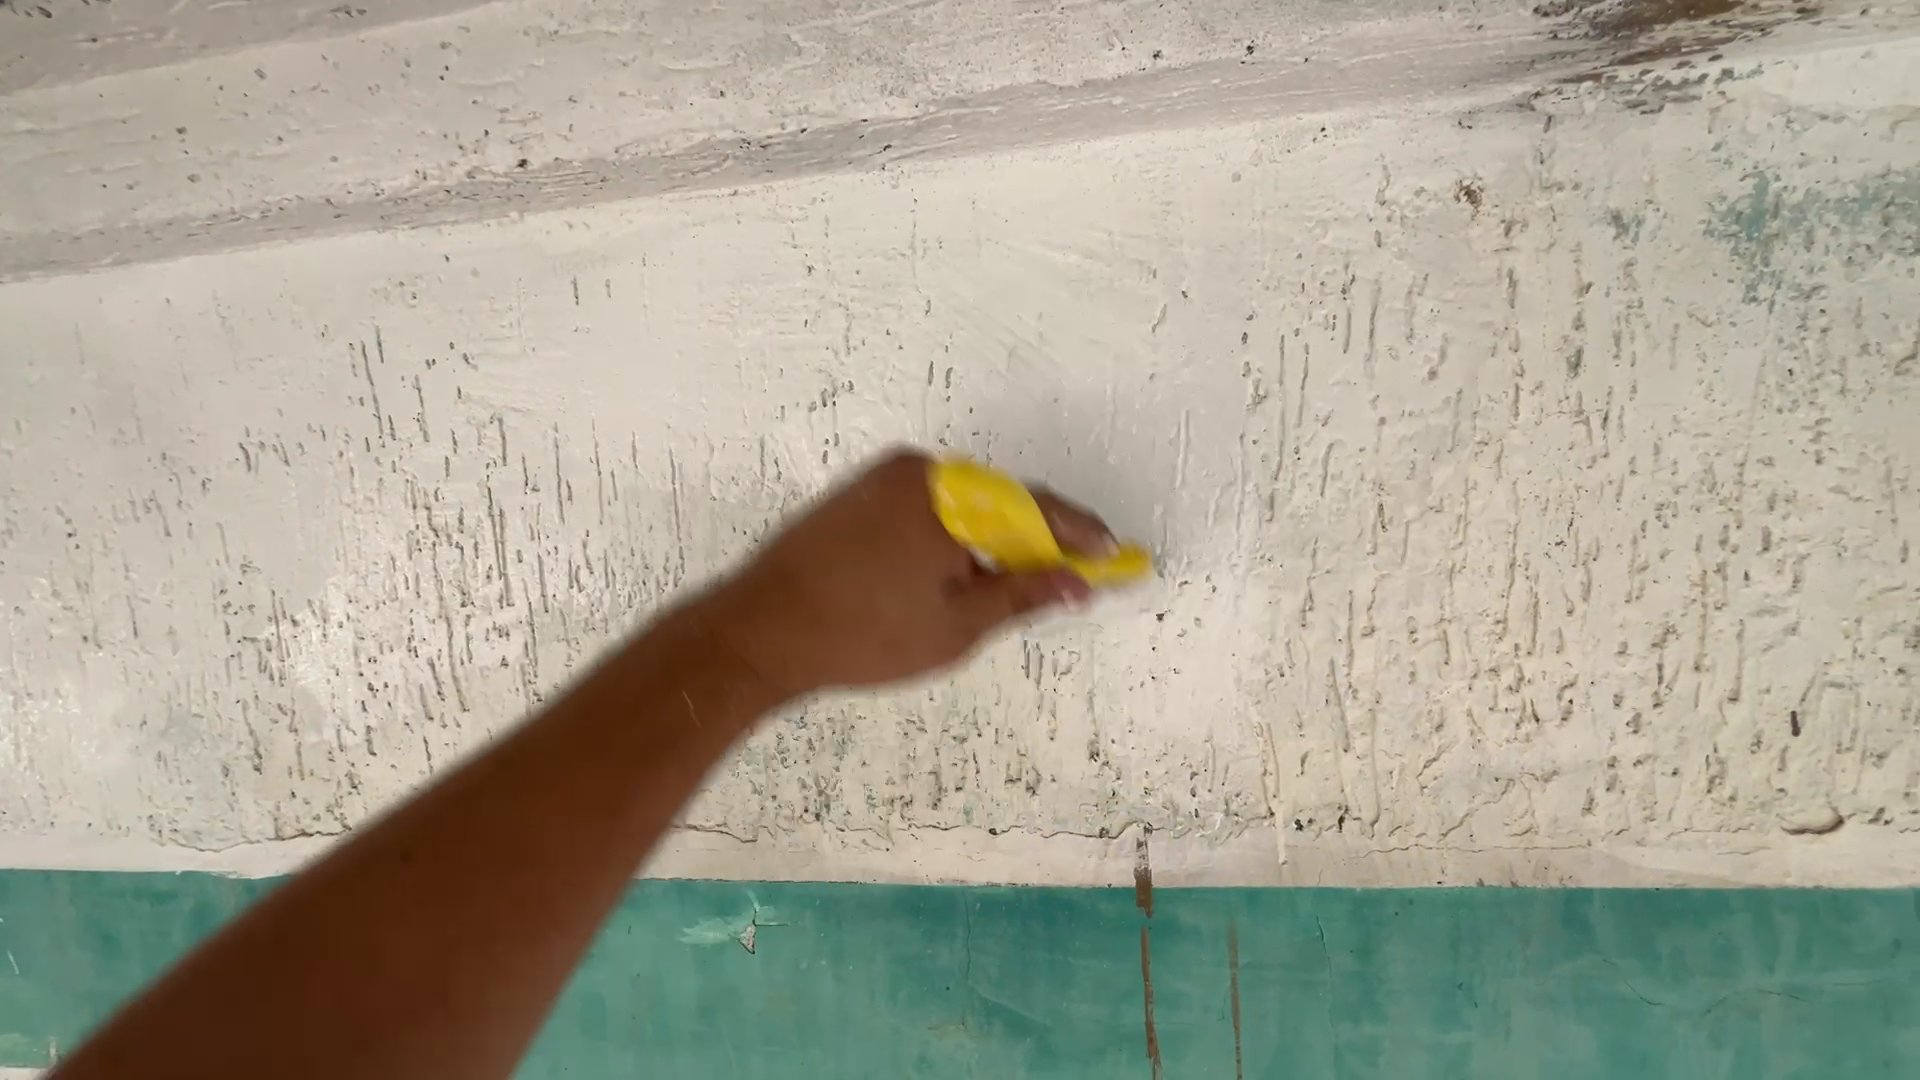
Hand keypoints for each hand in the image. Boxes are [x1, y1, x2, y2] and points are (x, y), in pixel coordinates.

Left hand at [699, 449, 1116, 698]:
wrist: (758, 632)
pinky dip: (954, 536)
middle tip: (1068, 577)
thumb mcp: (955, 626)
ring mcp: (881, 479)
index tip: (1113, 555)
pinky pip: (927, 507)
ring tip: (1015, 583)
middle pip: (998, 501)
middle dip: (1035, 540)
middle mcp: (916, 470)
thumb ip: (1023, 596)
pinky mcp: (859, 494)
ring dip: (993, 540)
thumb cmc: (862, 636)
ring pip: (962, 505)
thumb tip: (1080, 583)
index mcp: (946, 495)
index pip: (1033, 508)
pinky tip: (961, 572)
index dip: (1078, 535)